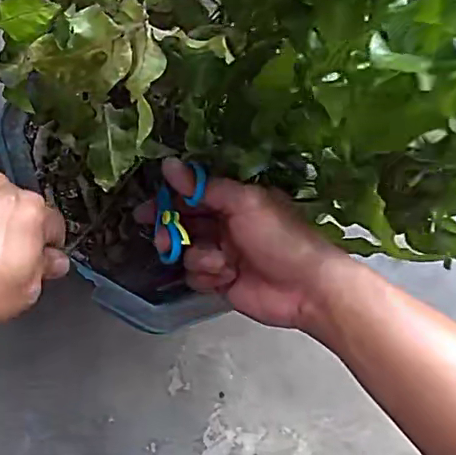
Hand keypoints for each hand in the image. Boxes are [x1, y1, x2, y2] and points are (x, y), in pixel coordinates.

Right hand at [135, 158, 357, 331]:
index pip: (191, 195)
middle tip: (165, 239)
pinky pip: (194, 275)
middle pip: (181, 224)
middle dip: (171, 232)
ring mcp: (221, 253)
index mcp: (233, 202)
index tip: (147, 209)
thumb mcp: (244, 203)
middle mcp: (225, 225)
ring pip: (185, 251)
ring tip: (218, 262)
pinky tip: (226, 277)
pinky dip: (206, 276)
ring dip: (197, 257)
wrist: (307, 289)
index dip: (167, 201)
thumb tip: (170, 165)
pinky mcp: (219, 279)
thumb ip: (204, 186)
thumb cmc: (283, 240)